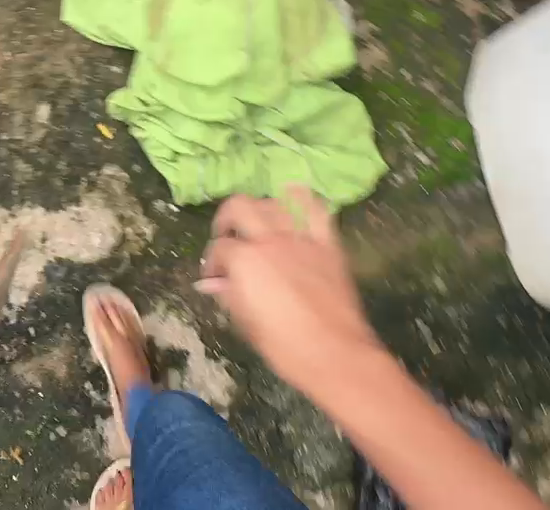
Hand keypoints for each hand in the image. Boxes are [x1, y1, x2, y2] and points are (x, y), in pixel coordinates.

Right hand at [196, 186, 382, 395]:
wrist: (338, 356)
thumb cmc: (286, 348)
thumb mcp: (247, 324)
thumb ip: (228, 296)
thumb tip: (211, 283)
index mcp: (245, 261)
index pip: (219, 249)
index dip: (211, 262)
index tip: (213, 277)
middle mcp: (269, 240)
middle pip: (238, 207)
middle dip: (226, 219)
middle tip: (226, 236)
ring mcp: (300, 239)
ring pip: (273, 204)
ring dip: (259, 210)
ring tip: (257, 224)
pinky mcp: (327, 245)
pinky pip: (316, 209)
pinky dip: (302, 198)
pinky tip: (292, 194)